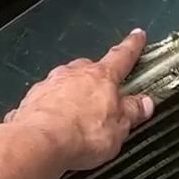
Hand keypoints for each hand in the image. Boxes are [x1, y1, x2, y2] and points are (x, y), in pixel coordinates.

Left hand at [0, 30, 155, 171]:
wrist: (40, 143)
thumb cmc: (83, 134)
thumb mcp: (118, 128)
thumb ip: (131, 113)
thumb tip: (145, 103)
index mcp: (101, 77)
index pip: (121, 57)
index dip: (132, 47)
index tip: (137, 36)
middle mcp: (74, 73)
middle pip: (89, 69)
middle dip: (97, 78)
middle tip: (103, 96)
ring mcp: (51, 84)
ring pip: (66, 83)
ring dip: (73, 95)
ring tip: (77, 118)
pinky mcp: (32, 99)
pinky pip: (48, 100)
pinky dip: (54, 109)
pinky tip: (56, 126)